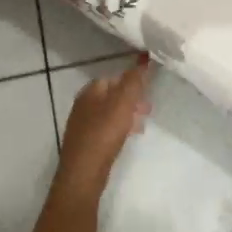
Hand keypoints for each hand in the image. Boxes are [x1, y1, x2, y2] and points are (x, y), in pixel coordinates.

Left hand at [55, 55, 151, 197]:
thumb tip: (143, 58)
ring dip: (127, 115)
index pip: (114, 78)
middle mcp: (84, 104)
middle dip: (131, 99)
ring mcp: (83, 124)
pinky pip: (106, 128)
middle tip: (148, 109)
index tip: (148, 91)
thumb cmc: (103, 134)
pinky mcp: (86, 141)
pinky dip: (119, 128)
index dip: (132, 82)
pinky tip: (128, 138)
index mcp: (90, 92)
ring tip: (142, 125)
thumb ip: (134, 82)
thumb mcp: (123, 104)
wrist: (83, 172)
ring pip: (110, 112)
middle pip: (112, 95)